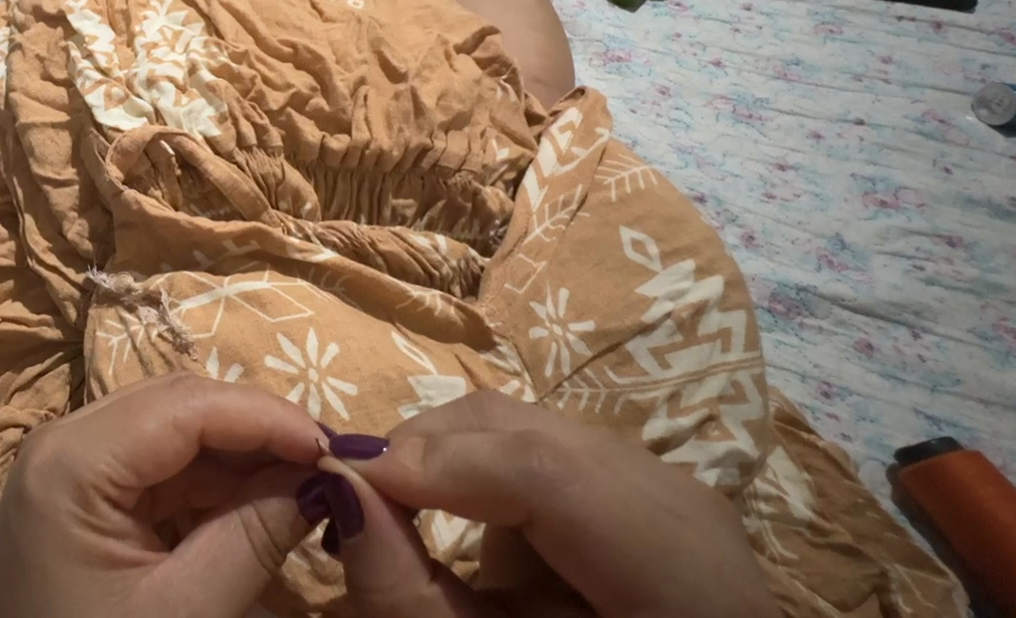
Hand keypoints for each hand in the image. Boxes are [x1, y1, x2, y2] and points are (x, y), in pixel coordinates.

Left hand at [0, 373, 324, 617]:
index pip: (182, 404)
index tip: (334, 446)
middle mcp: (63, 438)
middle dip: (256, 428)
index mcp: (70, 460)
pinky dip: (213, 479)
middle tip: (328, 463)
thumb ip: (254, 536)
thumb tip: (327, 479)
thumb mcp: (183, 614)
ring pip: (172, 428)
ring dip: (241, 452)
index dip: (264, 415)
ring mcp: (70, 461)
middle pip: (176, 405)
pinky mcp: (83, 488)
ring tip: (307, 480)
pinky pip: (159, 464)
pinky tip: (261, 497)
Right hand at [317, 391, 778, 617]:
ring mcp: (655, 475)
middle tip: (363, 496)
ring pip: (516, 421)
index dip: (433, 462)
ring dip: (445, 456)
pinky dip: (477, 465)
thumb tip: (338, 486)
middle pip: (517, 428)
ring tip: (411, 512)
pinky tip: (477, 523)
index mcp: (677, 572)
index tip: (343, 480)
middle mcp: (673, 498)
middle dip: (423, 451)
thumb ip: (411, 593)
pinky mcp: (628, 471)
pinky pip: (530, 437)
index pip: (542, 472)